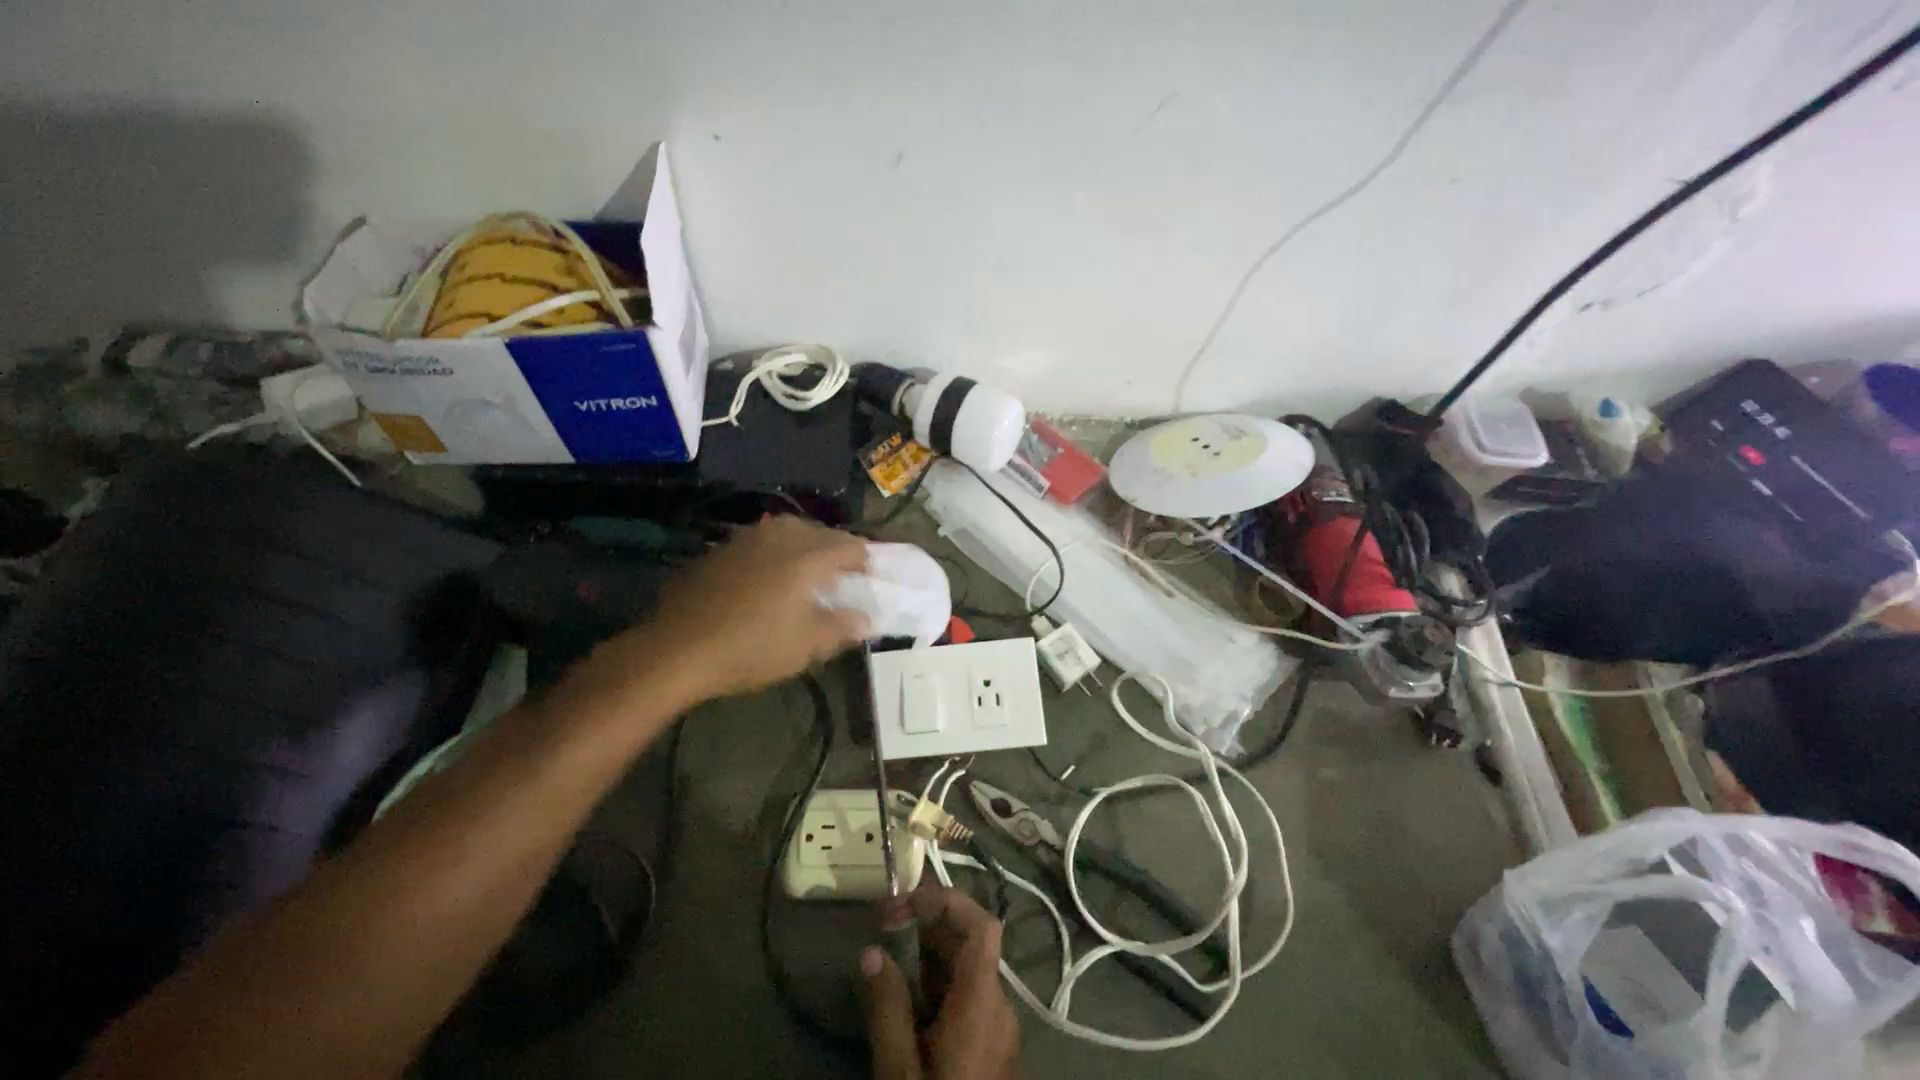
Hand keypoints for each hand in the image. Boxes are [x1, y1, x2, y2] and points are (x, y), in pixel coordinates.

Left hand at [559, 515, 869, 712]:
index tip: (873, 577)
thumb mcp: (807, 646)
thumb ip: (843, 626)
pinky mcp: (719, 550)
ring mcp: (745, 539)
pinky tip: (769, 580)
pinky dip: (775, 555)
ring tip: (809, 575)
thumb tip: (868, 617)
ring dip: (805, 549)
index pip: (850, 546)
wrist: (676, 650)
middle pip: (820, 533)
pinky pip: (761, 544)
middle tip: (844, 576)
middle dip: (837, 551)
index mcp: (807, 555)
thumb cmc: (751, 649)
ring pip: (787, 534)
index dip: (866, 561)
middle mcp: (779, 536)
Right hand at [863, 887, 1019, 1079]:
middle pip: (971, 945)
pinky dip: (939, 983)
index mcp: (982, 1002)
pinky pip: (970, 996)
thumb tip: (872, 952)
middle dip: (927, 926)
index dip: (947, 901)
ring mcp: (1001, 1025)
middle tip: (882, 923)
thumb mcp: (899, 1068)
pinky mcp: (994, 1043)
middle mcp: (1000, 1005)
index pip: (982, 927)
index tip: (903, 900)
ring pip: (968, 970)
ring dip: (930, 956)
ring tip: (888, 956)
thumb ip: (888, 1008)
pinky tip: (908, 996)